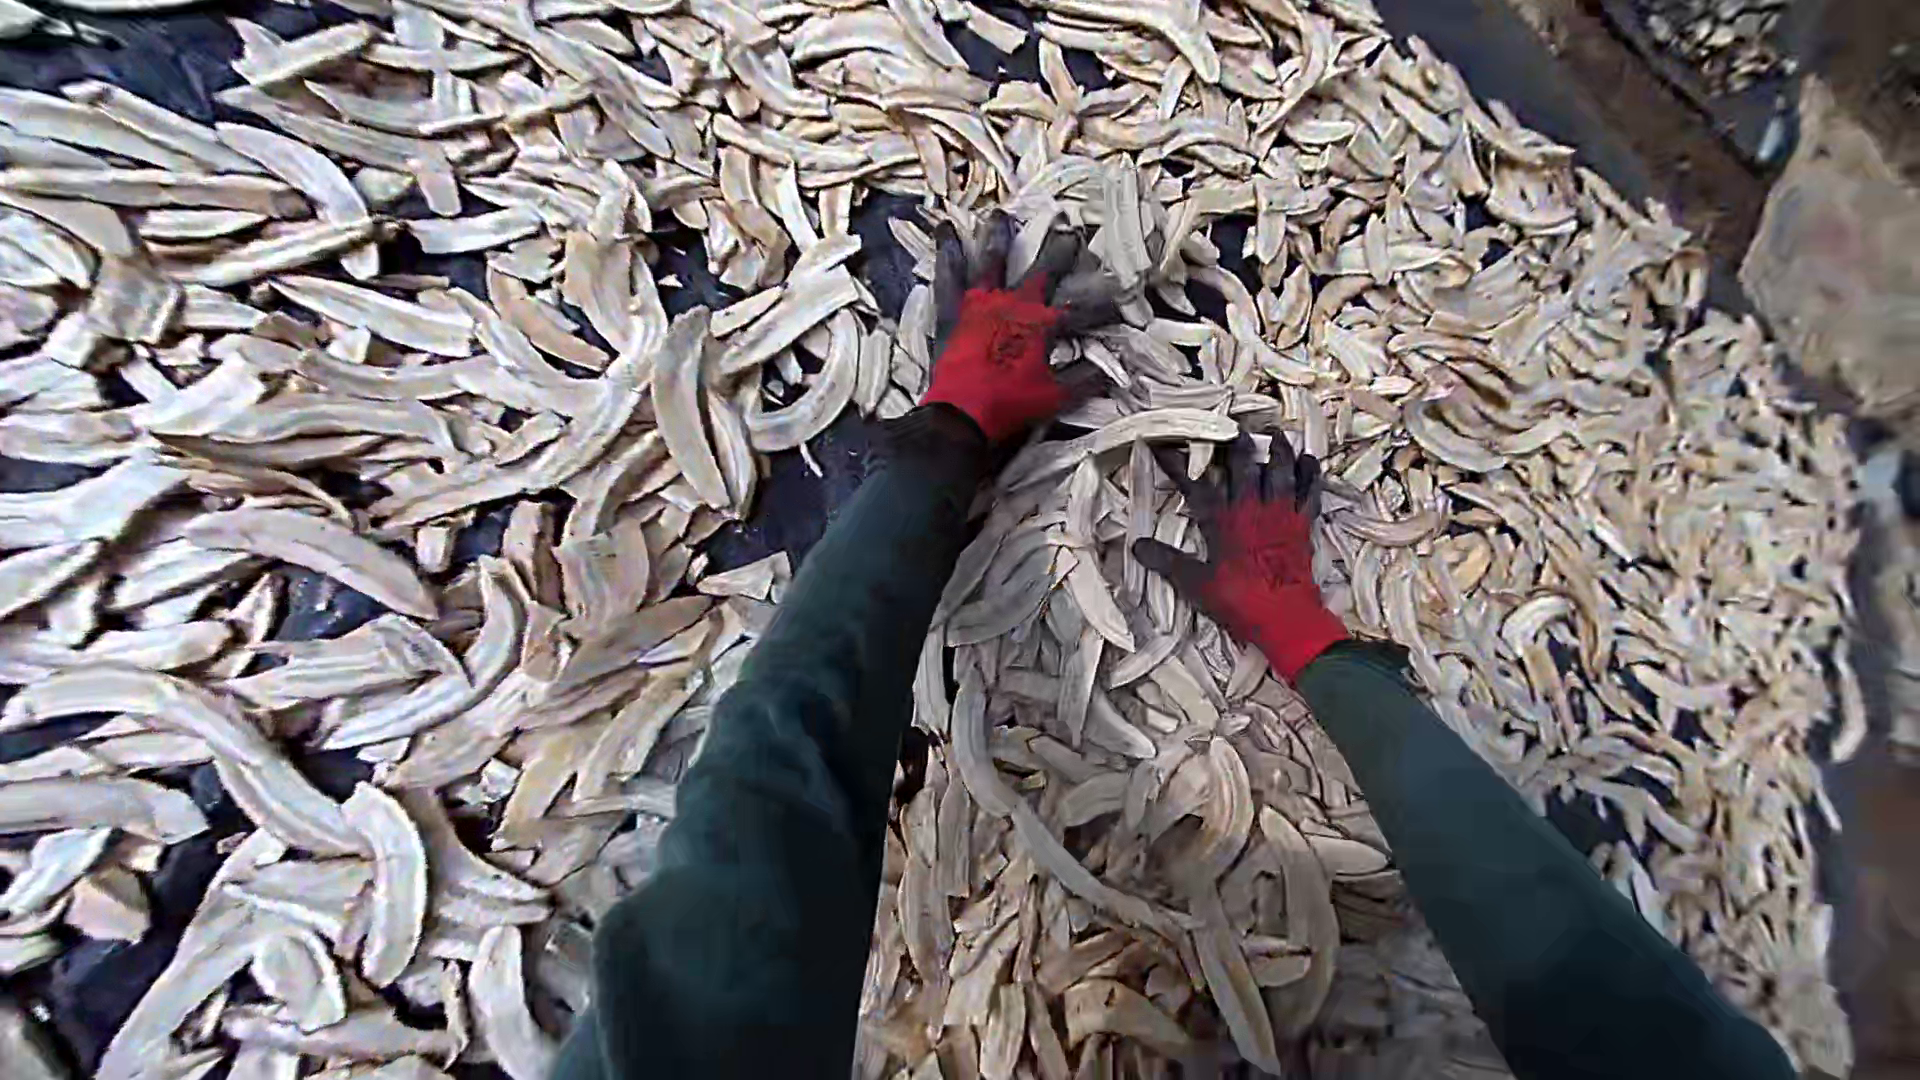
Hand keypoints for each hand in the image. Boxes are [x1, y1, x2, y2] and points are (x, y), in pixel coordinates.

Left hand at [920, 212, 1119, 442]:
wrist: (961, 416)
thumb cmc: (1010, 405)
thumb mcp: (1054, 397)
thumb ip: (1084, 380)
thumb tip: (1112, 371)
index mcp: (1042, 323)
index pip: (1080, 305)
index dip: (1101, 299)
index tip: (1118, 290)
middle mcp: (1013, 303)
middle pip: (1042, 269)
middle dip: (1060, 250)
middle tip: (1071, 232)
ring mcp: (980, 304)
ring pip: (991, 262)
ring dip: (999, 238)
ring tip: (999, 217)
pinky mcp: (953, 312)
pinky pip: (949, 278)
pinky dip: (947, 255)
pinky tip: (945, 234)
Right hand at [1131, 432, 1347, 681]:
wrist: (1286, 617)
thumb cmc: (1237, 599)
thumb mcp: (1193, 583)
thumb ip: (1166, 561)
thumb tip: (1136, 545)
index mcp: (1221, 520)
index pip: (1194, 485)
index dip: (1177, 465)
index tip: (1163, 447)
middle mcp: (1251, 508)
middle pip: (1242, 466)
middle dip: (1234, 445)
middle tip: (1230, 430)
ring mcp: (1280, 513)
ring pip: (1279, 471)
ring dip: (1276, 450)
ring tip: (1273, 433)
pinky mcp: (1302, 524)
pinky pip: (1309, 491)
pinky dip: (1310, 474)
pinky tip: (1309, 460)